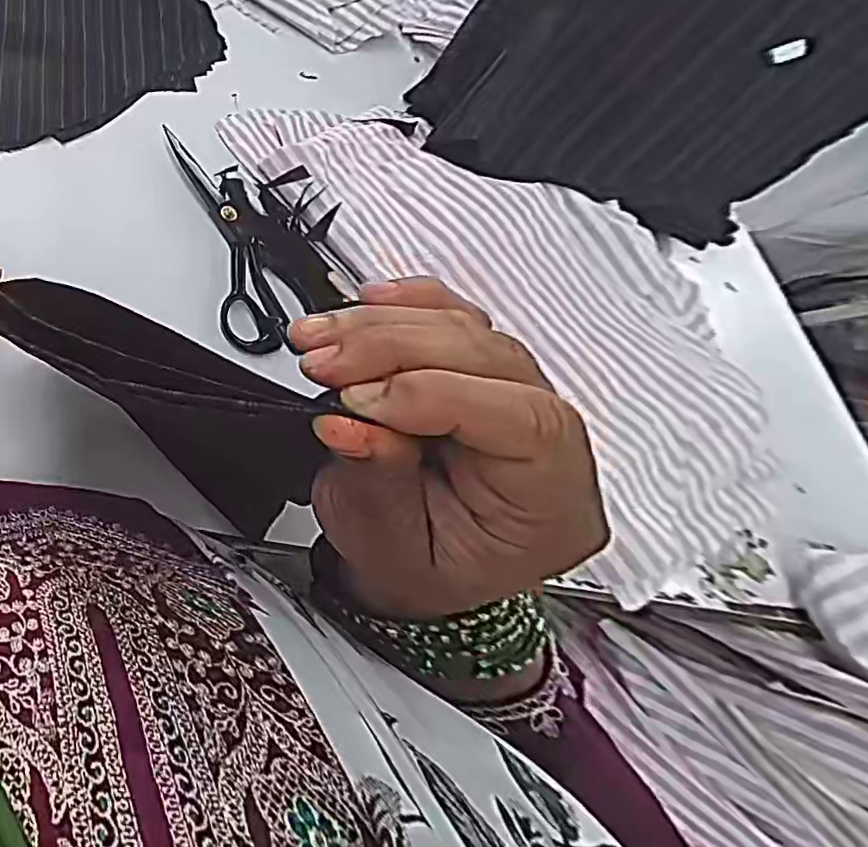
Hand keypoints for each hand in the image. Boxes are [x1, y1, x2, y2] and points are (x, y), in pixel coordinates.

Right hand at [290, 278, 606, 618]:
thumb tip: (344, 423)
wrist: (412, 560)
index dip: (432, 394)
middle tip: (322, 362)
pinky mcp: (473, 371)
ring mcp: (513, 397)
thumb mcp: (384, 543)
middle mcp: (547, 443)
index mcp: (549, 503)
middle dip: (391, 348)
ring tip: (318, 340)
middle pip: (490, 358)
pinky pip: (453, 316)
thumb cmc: (414, 564)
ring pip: (465, 328)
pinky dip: (405, 302)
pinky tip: (366, 302)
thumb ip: (373, 481)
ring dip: (379, 323)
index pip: (524, 421)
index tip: (355, 400)